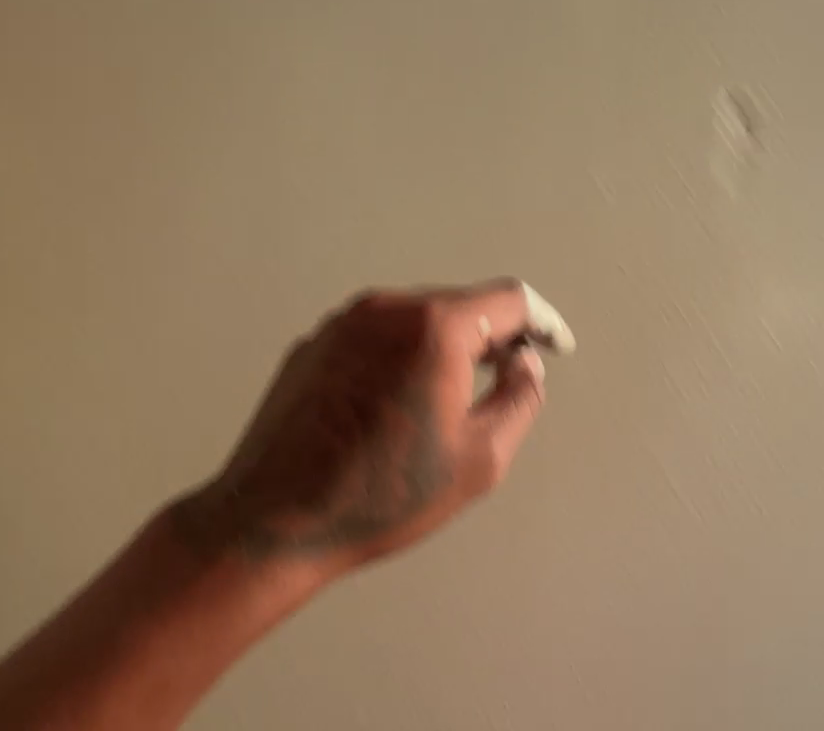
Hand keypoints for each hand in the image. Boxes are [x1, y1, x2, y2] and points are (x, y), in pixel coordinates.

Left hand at [176, 279, 575, 581]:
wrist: (269, 524)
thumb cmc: (378, 497)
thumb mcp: (481, 458)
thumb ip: (521, 398)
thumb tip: (526, 365)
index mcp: (435, 329)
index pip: (511, 300)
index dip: (543, 322)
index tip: (554, 345)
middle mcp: (388, 309)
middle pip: (464, 305)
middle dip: (496, 334)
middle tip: (511, 372)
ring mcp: (345, 323)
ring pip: (420, 317)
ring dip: (450, 342)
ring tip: (457, 390)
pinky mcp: (315, 343)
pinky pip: (379, 334)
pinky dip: (405, 352)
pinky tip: (403, 398)